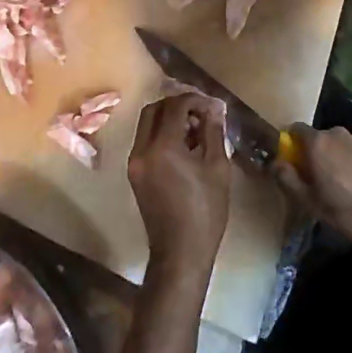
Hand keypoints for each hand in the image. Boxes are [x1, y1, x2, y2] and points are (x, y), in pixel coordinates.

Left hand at [127, 93, 232, 288]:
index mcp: (163, 147)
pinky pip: (145, 141)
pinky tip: (184, 146)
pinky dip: (161, 134)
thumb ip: (213, 132)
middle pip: (154, 110)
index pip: (175, 107)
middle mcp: (142, 150)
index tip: (212, 107)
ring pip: (147, 125)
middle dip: (177, 105)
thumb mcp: (217, 167)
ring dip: (168, 118)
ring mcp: (134, 163)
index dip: (195, 100)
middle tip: (201, 113)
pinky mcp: (134, 175)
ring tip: (195, 129)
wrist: (181, 252)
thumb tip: (214, 108)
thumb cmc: (205, 210)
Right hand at [272, 124, 351, 244]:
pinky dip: (341, 168)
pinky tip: (347, 192)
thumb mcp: (312, 203)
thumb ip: (289, 181)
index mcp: (317, 141)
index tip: (285, 169)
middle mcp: (335, 132)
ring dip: (325, 166)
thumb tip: (274, 163)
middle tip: (305, 188)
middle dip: (306, 160)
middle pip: (312, 141)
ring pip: (330, 149)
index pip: (292, 130)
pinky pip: (345, 155)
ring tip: (328, 195)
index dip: (285, 147)